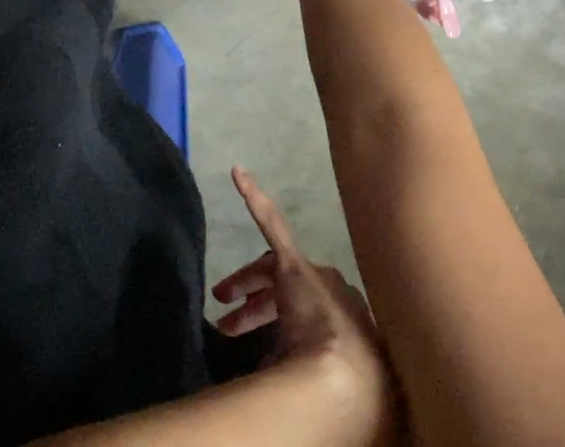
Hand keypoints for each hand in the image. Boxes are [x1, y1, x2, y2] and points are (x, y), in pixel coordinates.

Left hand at [215, 168, 392, 383]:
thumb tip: (270, 385)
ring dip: (246, 284)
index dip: (275, 325)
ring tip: (219, 299)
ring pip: (272, 271)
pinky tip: (238, 176)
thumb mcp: (313, 383)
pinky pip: (272, 225)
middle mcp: (334, 295)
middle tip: (228, 322)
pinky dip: (254, 199)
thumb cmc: (333, 389)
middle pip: (287, 293)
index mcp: (344, 324)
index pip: (303, 316)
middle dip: (256, 306)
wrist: (346, 378)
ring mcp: (313, 277)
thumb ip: (293, 372)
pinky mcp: (292, 263)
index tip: (254, 339)